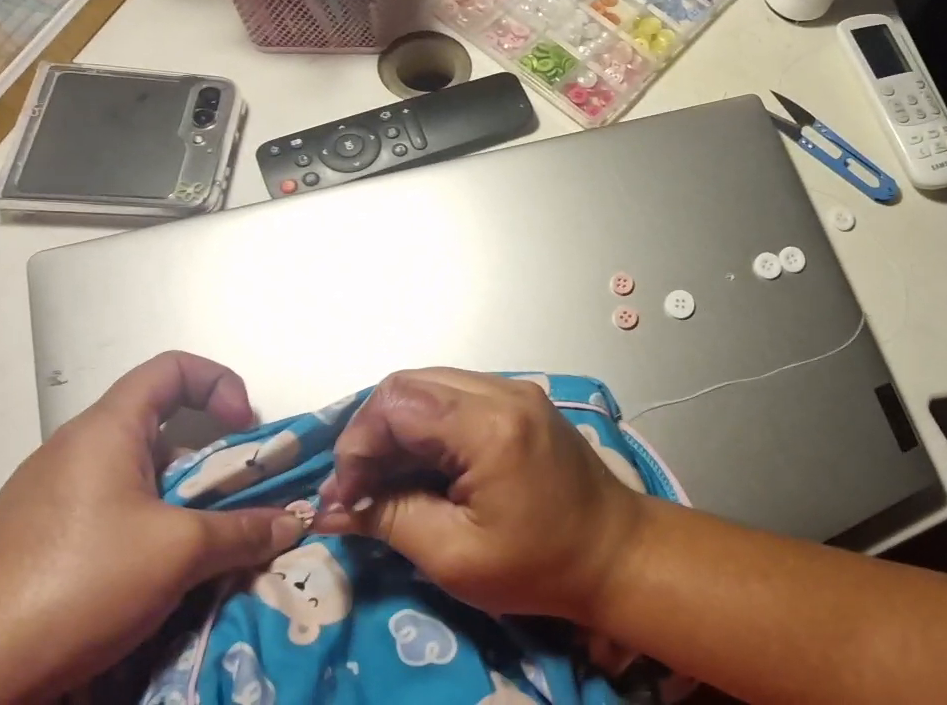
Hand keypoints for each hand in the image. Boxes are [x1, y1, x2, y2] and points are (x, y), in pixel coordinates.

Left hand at [0, 352, 304, 703]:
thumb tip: (294, 522)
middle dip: (213, 456)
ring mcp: (41, 503)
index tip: (244, 428)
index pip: (170, 369)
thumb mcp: (182, 552)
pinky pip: (107, 513)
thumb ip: (248, 529)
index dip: (221, 383)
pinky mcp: (29, 546)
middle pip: (159, 426)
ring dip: (184, 497)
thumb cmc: (76, 587)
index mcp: (101, 435)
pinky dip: (148, 527)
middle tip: (240, 495)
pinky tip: (157, 574)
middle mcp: (68, 456)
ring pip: (136, 475)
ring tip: (206, 542)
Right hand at [314, 369, 646, 623]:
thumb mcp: (454, 555)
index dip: (358, 444)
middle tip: (364, 491)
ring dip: (400, 430)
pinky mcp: (524, 404)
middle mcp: (506, 391)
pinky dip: (429, 427)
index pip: (397, 401)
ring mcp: (519, 392)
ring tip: (389, 485)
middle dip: (374, 434)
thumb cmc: (538, 562)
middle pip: (412, 384)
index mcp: (491, 424)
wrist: (615, 550)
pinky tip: (425, 471)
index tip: (350, 497)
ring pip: (434, 387)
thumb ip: (390, 519)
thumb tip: (332, 507)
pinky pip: (460, 398)